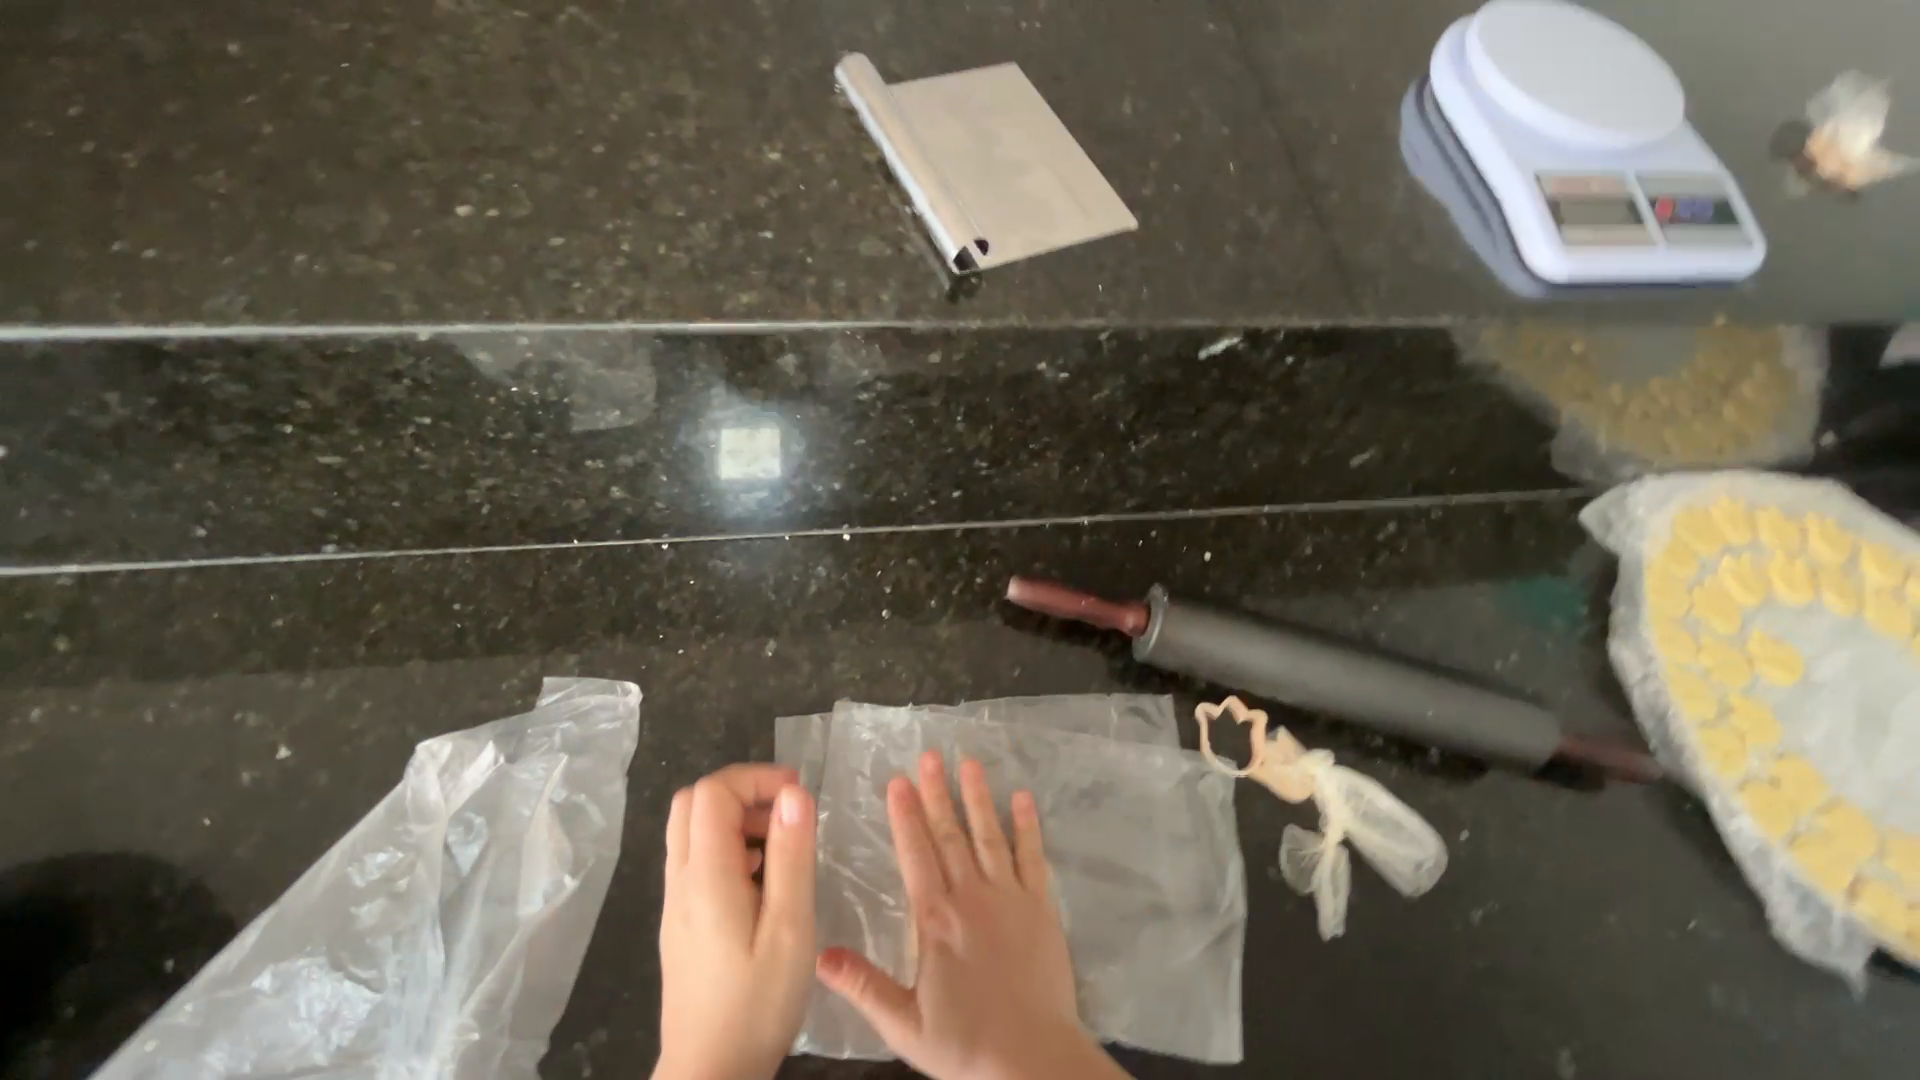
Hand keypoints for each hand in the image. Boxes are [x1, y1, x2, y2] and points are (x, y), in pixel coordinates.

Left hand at [654, 765, 815, 1079]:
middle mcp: (680, 881)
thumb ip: (791, 856)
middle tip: (786, 815)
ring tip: (781, 849)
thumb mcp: (790, 928)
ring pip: (691, 831)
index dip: (755, 778)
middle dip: (742, 793)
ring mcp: (675, 903)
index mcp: (706, 876)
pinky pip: (695, 860)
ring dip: (735, 821)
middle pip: (693, 803)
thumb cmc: (756, 1003)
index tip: (798, 793)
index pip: (713, 792)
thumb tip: (794, 793)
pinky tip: (762, 884)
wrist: (710, 1073)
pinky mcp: (680, 922)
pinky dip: (727, 849)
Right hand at [814, 752, 1127, 1079]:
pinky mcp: (1041, 907)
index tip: (898, 781)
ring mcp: (1010, 897)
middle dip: (937, 793)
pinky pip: (1033, 857)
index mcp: (935, 919)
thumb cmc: (964, 1044)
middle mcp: (971, 896)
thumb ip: (862, 985)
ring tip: (969, 762)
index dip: (906, 816)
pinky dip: (1027, 826)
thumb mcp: (902, 1024)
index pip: (916, 854)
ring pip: (989, 836)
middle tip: (929, 755)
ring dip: (978, 797)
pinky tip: (1023, 797)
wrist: (1033, 1060)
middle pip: (950, 835)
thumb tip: (818, 954)